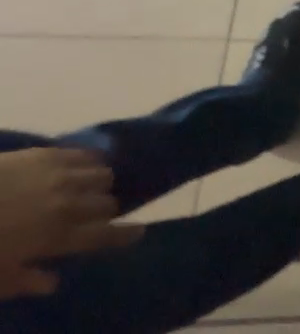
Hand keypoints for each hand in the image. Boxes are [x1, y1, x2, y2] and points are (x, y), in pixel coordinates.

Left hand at [0, 147, 142, 299]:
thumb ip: (20, 281)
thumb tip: (52, 285)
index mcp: (55, 237)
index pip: (105, 235)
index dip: (124, 234)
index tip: (138, 232)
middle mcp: (70, 204)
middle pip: (108, 204)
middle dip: (102, 212)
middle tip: (89, 217)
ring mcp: (63, 177)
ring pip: (105, 176)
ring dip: (97, 186)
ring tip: (84, 191)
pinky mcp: (51, 155)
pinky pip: (88, 155)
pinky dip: (89, 163)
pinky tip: (78, 169)